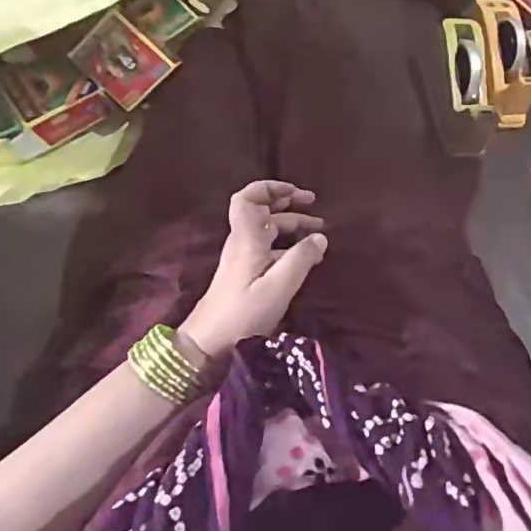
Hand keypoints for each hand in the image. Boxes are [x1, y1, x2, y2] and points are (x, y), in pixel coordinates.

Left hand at [179, 181, 327, 356]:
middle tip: (314, 205)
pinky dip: (288, 246)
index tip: (295, 193)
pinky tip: (305, 257)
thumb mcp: (279, 286)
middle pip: (262, 211)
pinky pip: (268, 248)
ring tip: (318, 232)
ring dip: (291, 225)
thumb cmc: (244, 312)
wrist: (210, 341)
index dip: (269, 188)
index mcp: (247, 238)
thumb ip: (301, 258)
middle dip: (287, 203)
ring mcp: (243, 258)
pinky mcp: (245, 274)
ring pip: (267, 230)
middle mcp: (243, 242)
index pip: (247, 198)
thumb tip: (320, 237)